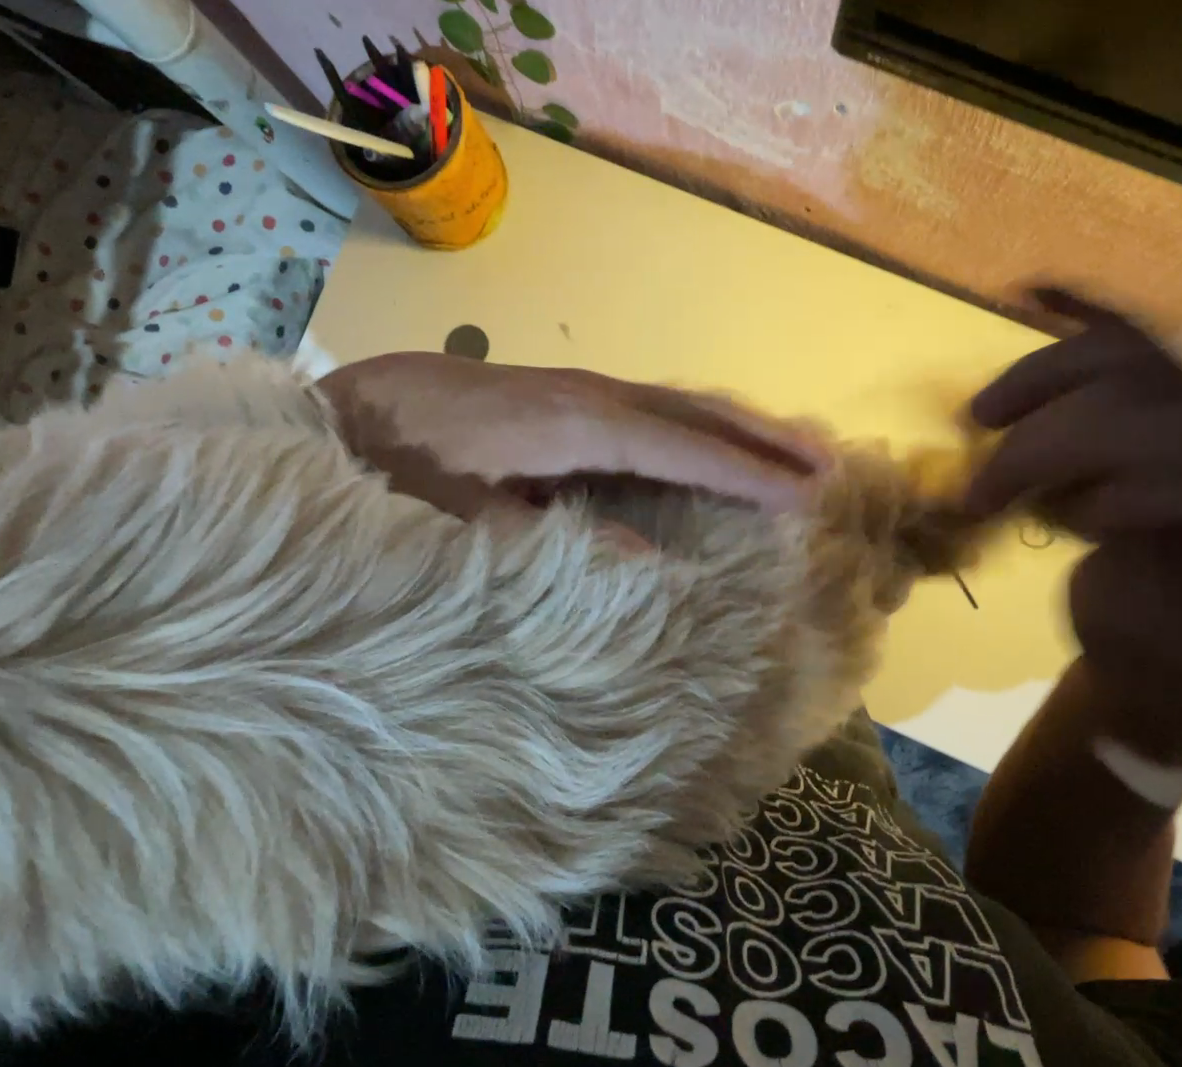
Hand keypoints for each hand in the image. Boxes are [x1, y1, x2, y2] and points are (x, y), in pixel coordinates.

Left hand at [318, 353, 824, 526]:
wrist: (350, 408)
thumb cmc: (398, 466)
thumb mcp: (464, 514)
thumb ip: (550, 537)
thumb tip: (647, 560)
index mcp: (573, 424)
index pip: (680, 446)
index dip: (745, 472)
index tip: (806, 496)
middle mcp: (591, 397)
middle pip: (696, 413)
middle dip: (764, 440)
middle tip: (831, 465)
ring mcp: (582, 391)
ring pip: (682, 403)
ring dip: (743, 425)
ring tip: (800, 448)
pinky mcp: (570, 397)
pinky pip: (657, 409)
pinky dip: (702, 425)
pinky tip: (719, 442)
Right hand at [961, 289, 1181, 751]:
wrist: (1177, 656)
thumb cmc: (1156, 657)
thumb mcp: (1146, 644)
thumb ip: (1141, 571)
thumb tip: (1111, 501)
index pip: (1181, 459)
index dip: (1078, 470)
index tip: (1000, 507)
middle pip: (1150, 404)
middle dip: (1046, 439)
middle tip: (980, 483)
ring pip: (1137, 367)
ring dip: (1044, 381)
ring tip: (984, 416)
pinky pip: (1143, 355)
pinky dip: (1090, 318)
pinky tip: (1041, 291)